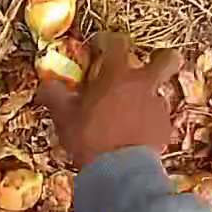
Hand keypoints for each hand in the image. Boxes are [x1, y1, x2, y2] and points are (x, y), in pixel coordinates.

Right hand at [38, 32, 183, 167]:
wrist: (118, 171)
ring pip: (159, 92)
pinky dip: (149, 124)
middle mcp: (143, 85)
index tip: (101, 45)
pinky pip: (158, 119)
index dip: (109, 40)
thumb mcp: (64, 116)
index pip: (117, 42)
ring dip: (147, 98)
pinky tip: (135, 137)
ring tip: (130, 115)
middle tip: (145, 68)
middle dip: (161, 58)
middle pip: (166, 59)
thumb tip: (45, 86)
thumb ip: (55, 95)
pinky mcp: (165, 128)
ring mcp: (158, 106)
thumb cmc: (89, 137)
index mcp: (117, 74)